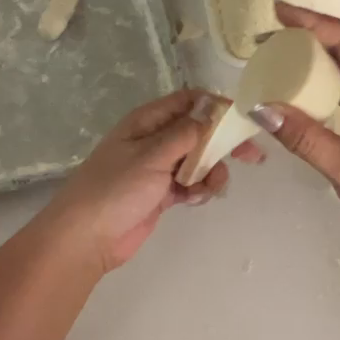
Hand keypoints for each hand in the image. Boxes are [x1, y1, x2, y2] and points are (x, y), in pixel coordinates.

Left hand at [42, 89, 263, 271]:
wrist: (87, 238)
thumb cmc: (114, 190)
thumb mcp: (151, 156)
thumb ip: (186, 133)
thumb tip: (212, 110)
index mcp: (147, 121)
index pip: (189, 101)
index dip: (218, 107)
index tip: (244, 122)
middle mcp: (154, 140)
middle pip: (199, 132)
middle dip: (224, 143)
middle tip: (252, 158)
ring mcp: (157, 168)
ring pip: (198, 161)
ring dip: (211, 172)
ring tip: (210, 189)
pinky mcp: (160, 194)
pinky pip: (190, 184)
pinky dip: (198, 189)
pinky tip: (196, 200)